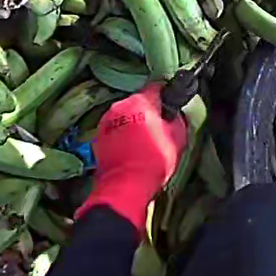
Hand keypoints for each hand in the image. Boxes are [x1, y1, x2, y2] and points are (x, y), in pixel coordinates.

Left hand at [76, 83, 186, 232]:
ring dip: (134, 122)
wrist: (124, 188)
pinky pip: (115, 128)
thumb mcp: (177, 139)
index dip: (166, 95)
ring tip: (144, 142)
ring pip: (125, 114)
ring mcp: (106, 120)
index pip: (156, 87)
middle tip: (159, 128)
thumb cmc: (153, 162)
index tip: (170, 104)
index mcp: (140, 102)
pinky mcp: (98, 136)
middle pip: (139, 101)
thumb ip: (177, 119)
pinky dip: (122, 134)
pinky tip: (131, 149)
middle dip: (149, 111)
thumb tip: (175, 113)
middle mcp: (120, 105)